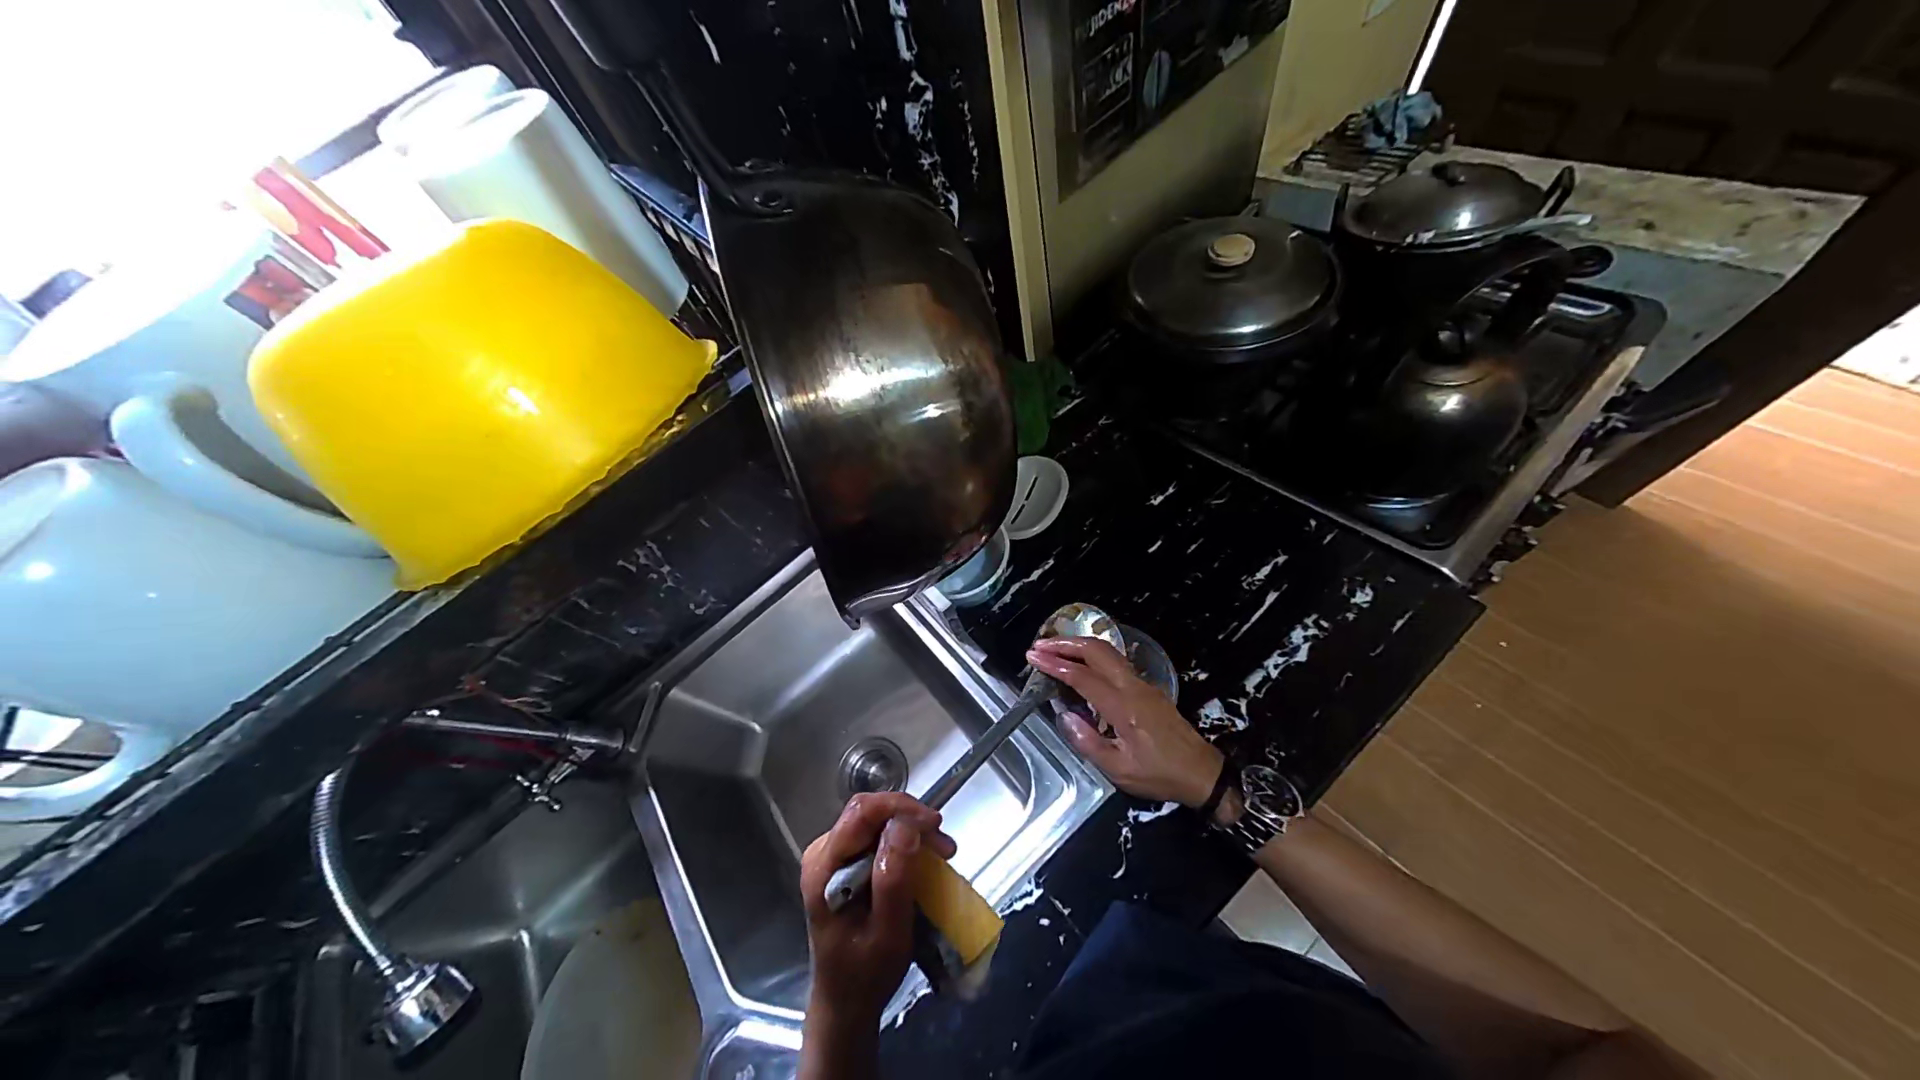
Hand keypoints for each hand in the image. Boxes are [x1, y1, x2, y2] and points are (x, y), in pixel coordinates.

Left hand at [799, 792, 956, 1030]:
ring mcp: (832, 855)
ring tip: (940, 854)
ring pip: (876, 820)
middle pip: (869, 812)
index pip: (861, 812)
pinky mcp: (845, 861)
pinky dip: (905, 842)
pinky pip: (877, 836)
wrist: (846, 1000)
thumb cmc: (866, 972)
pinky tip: (924, 859)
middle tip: (943, 846)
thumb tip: (905, 826)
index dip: (901, 809)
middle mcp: (823, 852)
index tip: (935, 826)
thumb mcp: (888, 931)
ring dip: (912, 830)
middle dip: (911, 819)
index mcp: (824, 867)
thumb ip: (893, 878)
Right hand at [1027, 637, 1230, 820]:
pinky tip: (1081, 665)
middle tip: (1039, 645)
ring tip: (1054, 649)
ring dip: (1079, 646)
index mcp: (1124, 707)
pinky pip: (1115, 662)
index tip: (1033, 657)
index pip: (1083, 677)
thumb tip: (1064, 717)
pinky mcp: (1147, 689)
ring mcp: (1142, 685)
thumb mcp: (1119, 770)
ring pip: (1108, 652)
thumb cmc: (1160, 774)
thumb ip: (1088, 742)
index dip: (1055, 664)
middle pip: (1097, 651)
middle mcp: (1133, 687)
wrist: (1202, 772)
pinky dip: (1092, 656)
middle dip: (1065, 643)